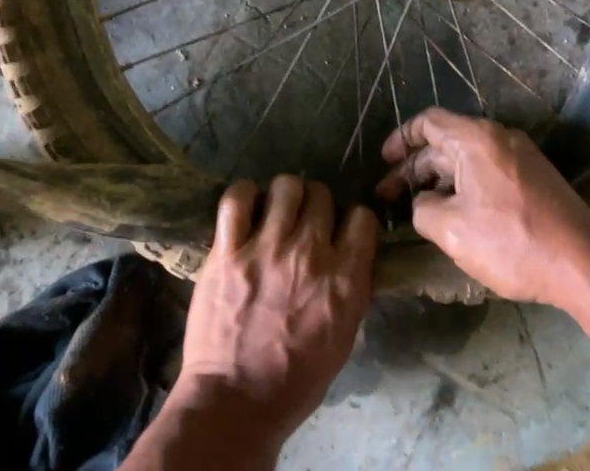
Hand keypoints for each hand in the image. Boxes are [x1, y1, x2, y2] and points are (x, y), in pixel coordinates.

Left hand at [172, 175, 377, 448]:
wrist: (236, 401)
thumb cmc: (296, 379)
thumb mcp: (344, 335)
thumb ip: (351, 288)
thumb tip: (352, 255)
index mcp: (345, 279)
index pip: (362, 217)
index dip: (352, 220)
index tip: (341, 230)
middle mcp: (310, 254)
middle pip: (321, 194)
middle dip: (316, 203)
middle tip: (303, 221)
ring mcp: (266, 249)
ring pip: (285, 187)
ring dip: (283, 195)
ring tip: (274, 211)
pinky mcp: (227, 251)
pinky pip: (237, 199)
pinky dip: (243, 195)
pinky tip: (245, 207)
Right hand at [377, 107, 589, 306]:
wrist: (582, 263)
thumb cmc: (511, 242)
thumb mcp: (451, 229)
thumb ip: (423, 209)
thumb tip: (424, 203)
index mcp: (477, 139)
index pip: (428, 122)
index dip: (401, 139)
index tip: (383, 163)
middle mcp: (500, 138)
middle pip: (447, 142)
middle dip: (415, 168)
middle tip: (390, 198)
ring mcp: (521, 158)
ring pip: (468, 159)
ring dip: (440, 180)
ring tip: (418, 209)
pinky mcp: (535, 180)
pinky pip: (488, 172)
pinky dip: (464, 186)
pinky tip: (455, 214)